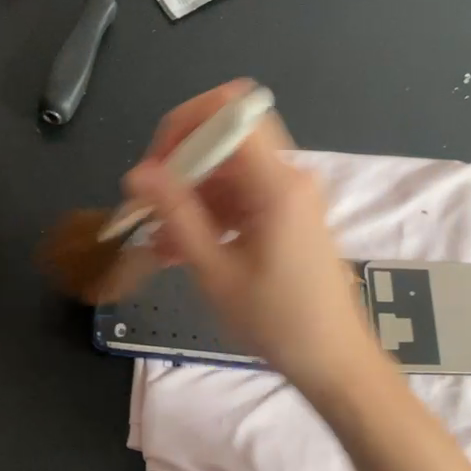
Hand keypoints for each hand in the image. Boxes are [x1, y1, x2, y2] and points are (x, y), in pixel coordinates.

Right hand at [123, 80, 379, 393]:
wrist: (332, 359)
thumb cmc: (276, 321)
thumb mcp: (215, 271)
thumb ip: (176, 215)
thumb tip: (137, 173)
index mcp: (276, 183)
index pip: (227, 111)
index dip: (182, 127)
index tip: (154, 169)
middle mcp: (287, 176)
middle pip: (223, 140)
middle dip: (180, 168)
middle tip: (150, 211)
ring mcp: (289, 196)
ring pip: (226, 173)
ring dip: (188, 199)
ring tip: (159, 244)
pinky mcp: (286, 216)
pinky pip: (239, 198)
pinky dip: (207, 216)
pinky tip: (180, 251)